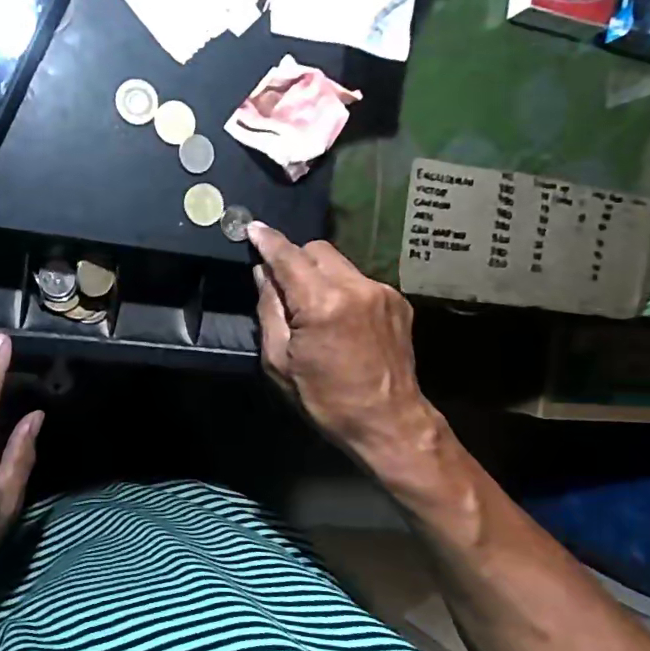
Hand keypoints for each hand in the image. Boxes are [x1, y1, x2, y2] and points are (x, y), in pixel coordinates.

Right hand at [248, 223, 443, 466]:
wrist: (389, 422)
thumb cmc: (326, 399)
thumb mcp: (279, 361)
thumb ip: (269, 310)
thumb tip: (263, 273)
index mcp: (322, 304)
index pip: (288, 256)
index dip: (267, 240)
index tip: (251, 228)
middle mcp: (356, 287)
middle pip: (316, 249)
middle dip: (295, 259)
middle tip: (283, 286)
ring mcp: (381, 292)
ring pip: (339, 262)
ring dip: (319, 274)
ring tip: (313, 306)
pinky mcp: (398, 301)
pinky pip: (359, 280)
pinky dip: (342, 288)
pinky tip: (340, 318)